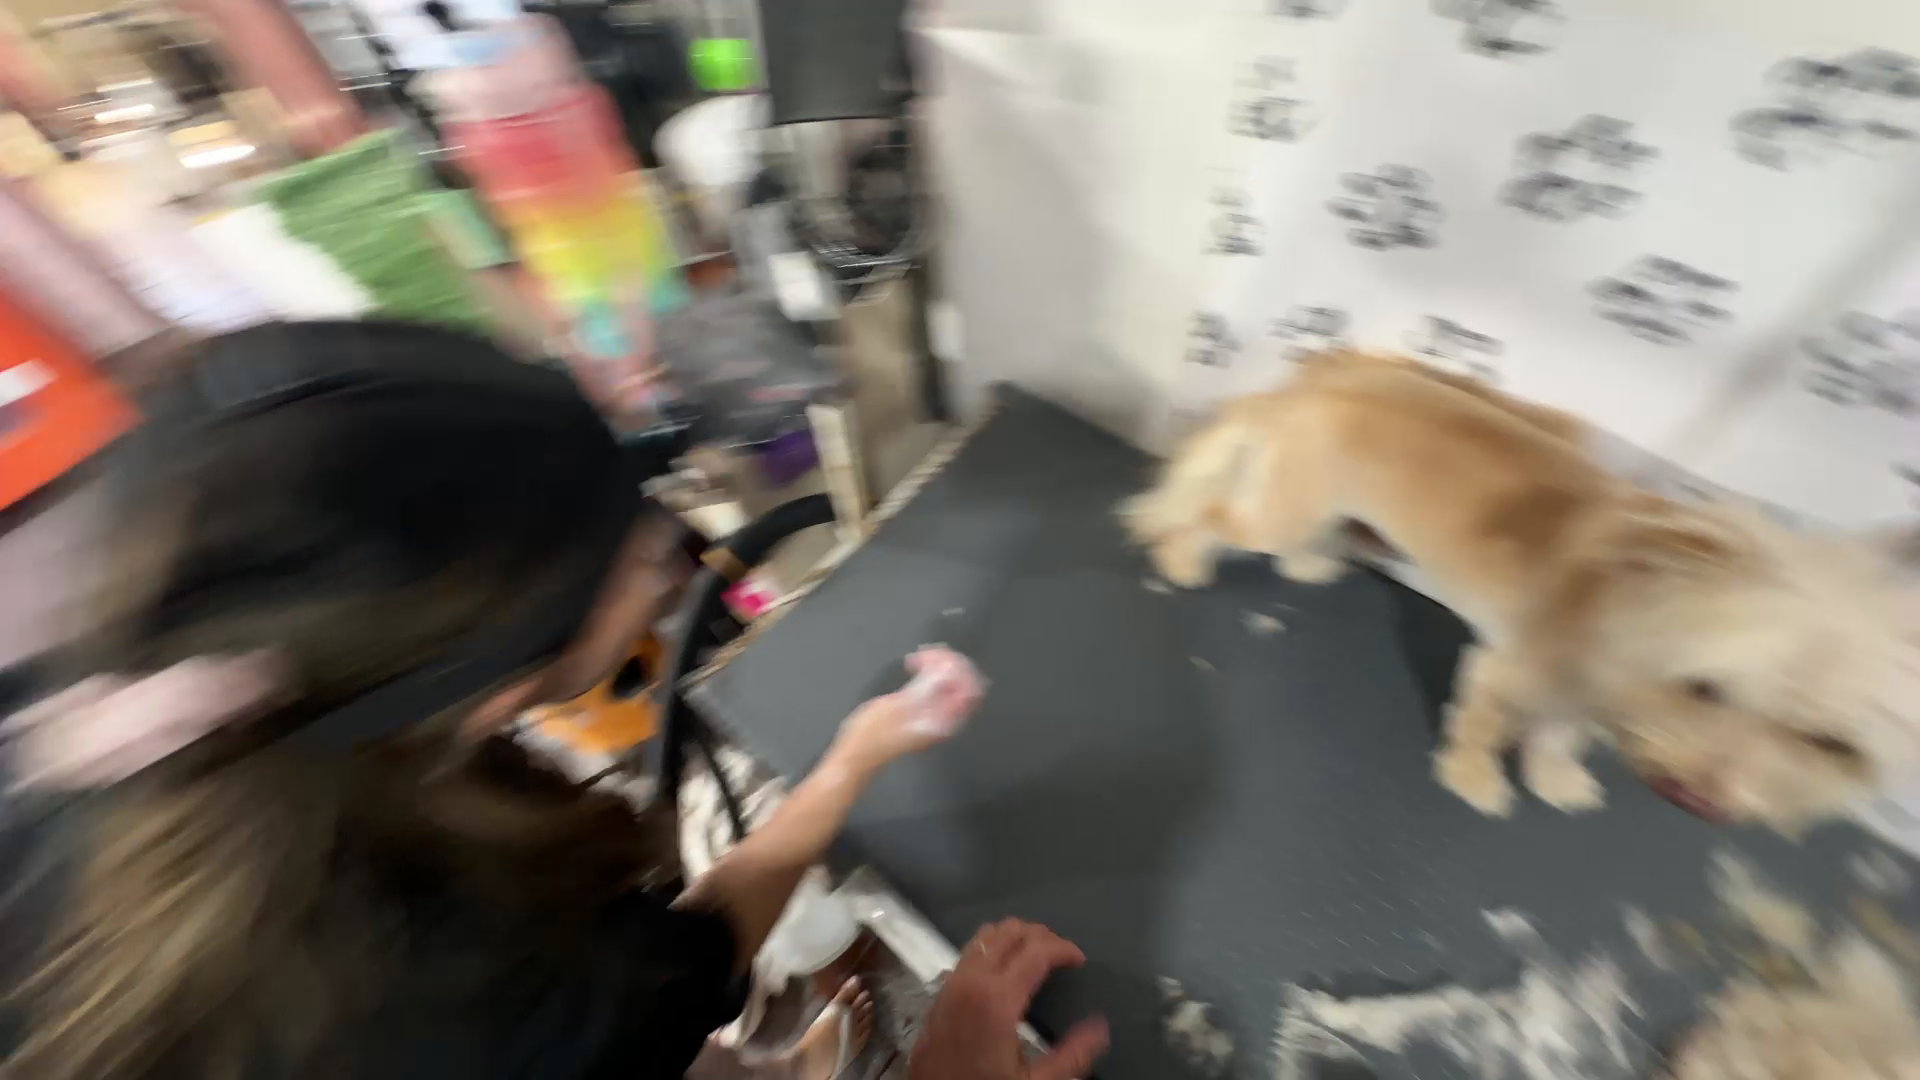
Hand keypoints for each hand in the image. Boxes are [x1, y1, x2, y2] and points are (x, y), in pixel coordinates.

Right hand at [829, 646, 982, 773]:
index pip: (968, 688)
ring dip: (938, 667)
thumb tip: (948, 669)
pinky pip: (938, 690)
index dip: (956, 666)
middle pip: (962, 684)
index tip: (935, 654)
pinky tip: (915, 667)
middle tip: (924, 653)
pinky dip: (930, 676)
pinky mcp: (924, 715)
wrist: (856, 755)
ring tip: (918, 657)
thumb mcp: (898, 705)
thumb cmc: (873, 732)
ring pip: (950, 685)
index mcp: (943, 720)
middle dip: (947, 663)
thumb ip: (926, 687)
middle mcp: (946, 720)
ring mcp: (936, 718)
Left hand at [910, 920, 1108, 1079]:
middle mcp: (972, 977)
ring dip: (1015, 935)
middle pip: (1010, 930)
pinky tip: (1006, 967)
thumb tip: (1101, 1026)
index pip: (1036, 950)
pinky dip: (993, 945)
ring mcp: (953, 979)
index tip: (1080, 960)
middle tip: (1061, 955)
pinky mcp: (943, 987)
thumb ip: (1071, 1055)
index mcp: (997, 997)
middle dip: (1041, 935)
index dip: (1063, 948)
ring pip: (987, 933)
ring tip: (1037, 955)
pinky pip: (971, 948)